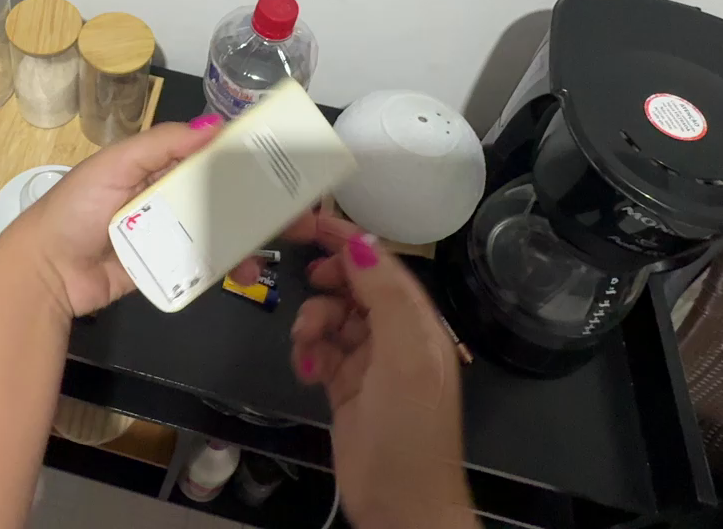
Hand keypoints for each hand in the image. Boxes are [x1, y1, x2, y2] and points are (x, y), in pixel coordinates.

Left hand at [0, 115, 273, 317]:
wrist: (46, 270)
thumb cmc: (78, 208)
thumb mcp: (116, 164)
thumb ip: (162, 144)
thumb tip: (216, 126)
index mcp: (153, 165)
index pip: (204, 154)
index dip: (240, 156)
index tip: (279, 159)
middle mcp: (164, 196)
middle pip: (219, 194)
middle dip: (257, 201)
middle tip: (296, 210)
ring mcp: (167, 233)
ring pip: (218, 229)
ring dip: (247, 236)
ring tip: (275, 244)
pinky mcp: (166, 267)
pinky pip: (203, 262)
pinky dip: (228, 266)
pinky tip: (246, 272)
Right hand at [293, 219, 475, 528]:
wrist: (399, 509)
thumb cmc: (408, 430)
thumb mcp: (403, 357)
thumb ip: (385, 296)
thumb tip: (360, 242)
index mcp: (417, 322)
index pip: (381, 263)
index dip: (348, 239)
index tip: (310, 222)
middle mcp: (395, 334)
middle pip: (354, 284)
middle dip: (328, 280)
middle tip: (307, 280)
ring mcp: (369, 359)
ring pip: (332, 314)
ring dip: (314, 320)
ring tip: (305, 341)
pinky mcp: (344, 382)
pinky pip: (320, 347)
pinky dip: (308, 349)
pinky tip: (305, 367)